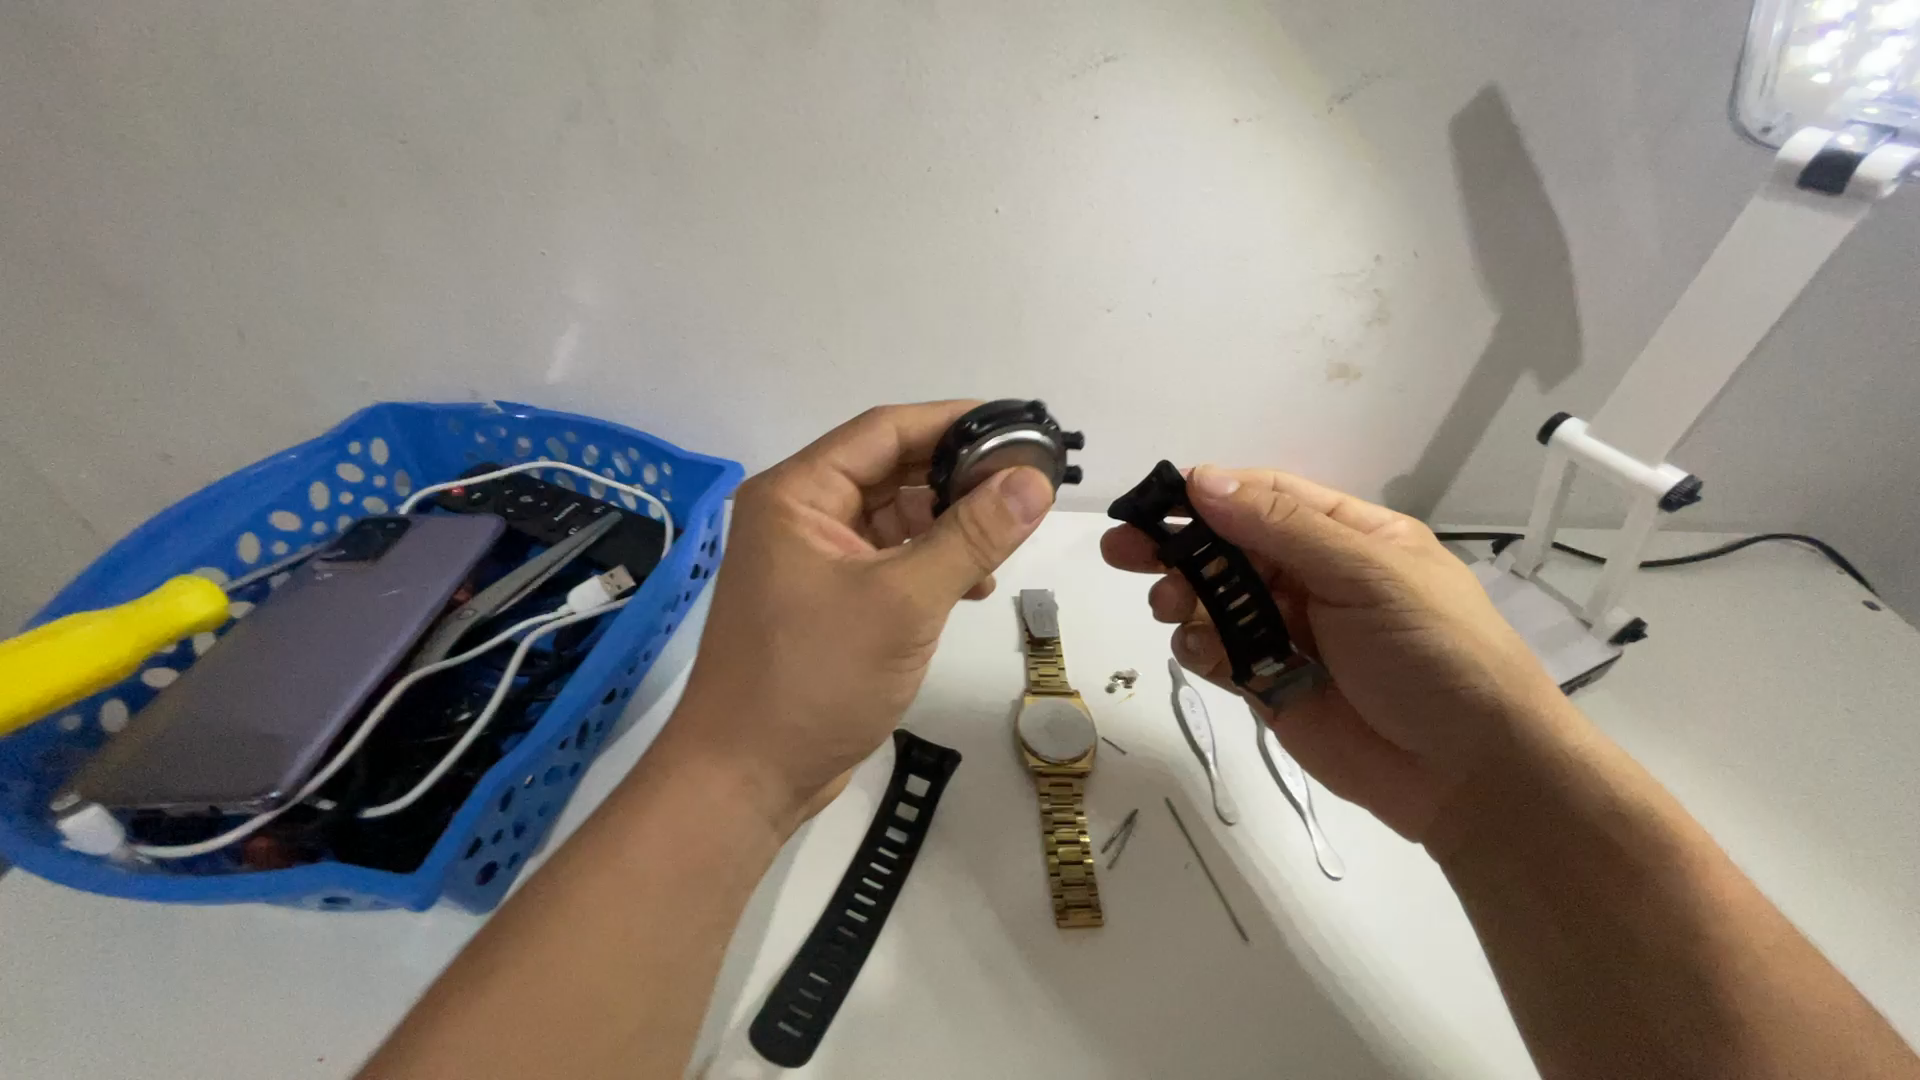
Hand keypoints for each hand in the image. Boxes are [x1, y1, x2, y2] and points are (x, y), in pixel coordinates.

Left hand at [670, 402, 1055, 828]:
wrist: (749, 778)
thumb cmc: (815, 679)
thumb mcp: (903, 601)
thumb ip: (971, 535)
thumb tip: (1034, 480)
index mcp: (798, 495)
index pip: (885, 431)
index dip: (954, 421)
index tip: (1018, 426)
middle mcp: (802, 516)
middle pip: (892, 471)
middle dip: (958, 478)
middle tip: (1025, 486)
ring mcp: (815, 561)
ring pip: (896, 519)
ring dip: (950, 528)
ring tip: (1003, 546)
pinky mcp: (831, 601)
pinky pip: (891, 561)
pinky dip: (932, 566)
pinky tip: (973, 587)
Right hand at [1101, 466, 1579, 842]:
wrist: (1471, 775)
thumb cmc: (1434, 653)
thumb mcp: (1367, 573)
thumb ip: (1280, 527)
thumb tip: (1202, 479)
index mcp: (1344, 536)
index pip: (1263, 498)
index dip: (1208, 494)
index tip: (1155, 501)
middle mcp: (1309, 576)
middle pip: (1225, 548)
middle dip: (1174, 546)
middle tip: (1121, 549)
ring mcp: (1285, 630)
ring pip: (1211, 599)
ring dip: (1181, 596)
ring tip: (1168, 605)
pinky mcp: (1265, 680)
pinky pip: (1214, 651)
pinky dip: (1198, 647)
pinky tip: (1200, 651)